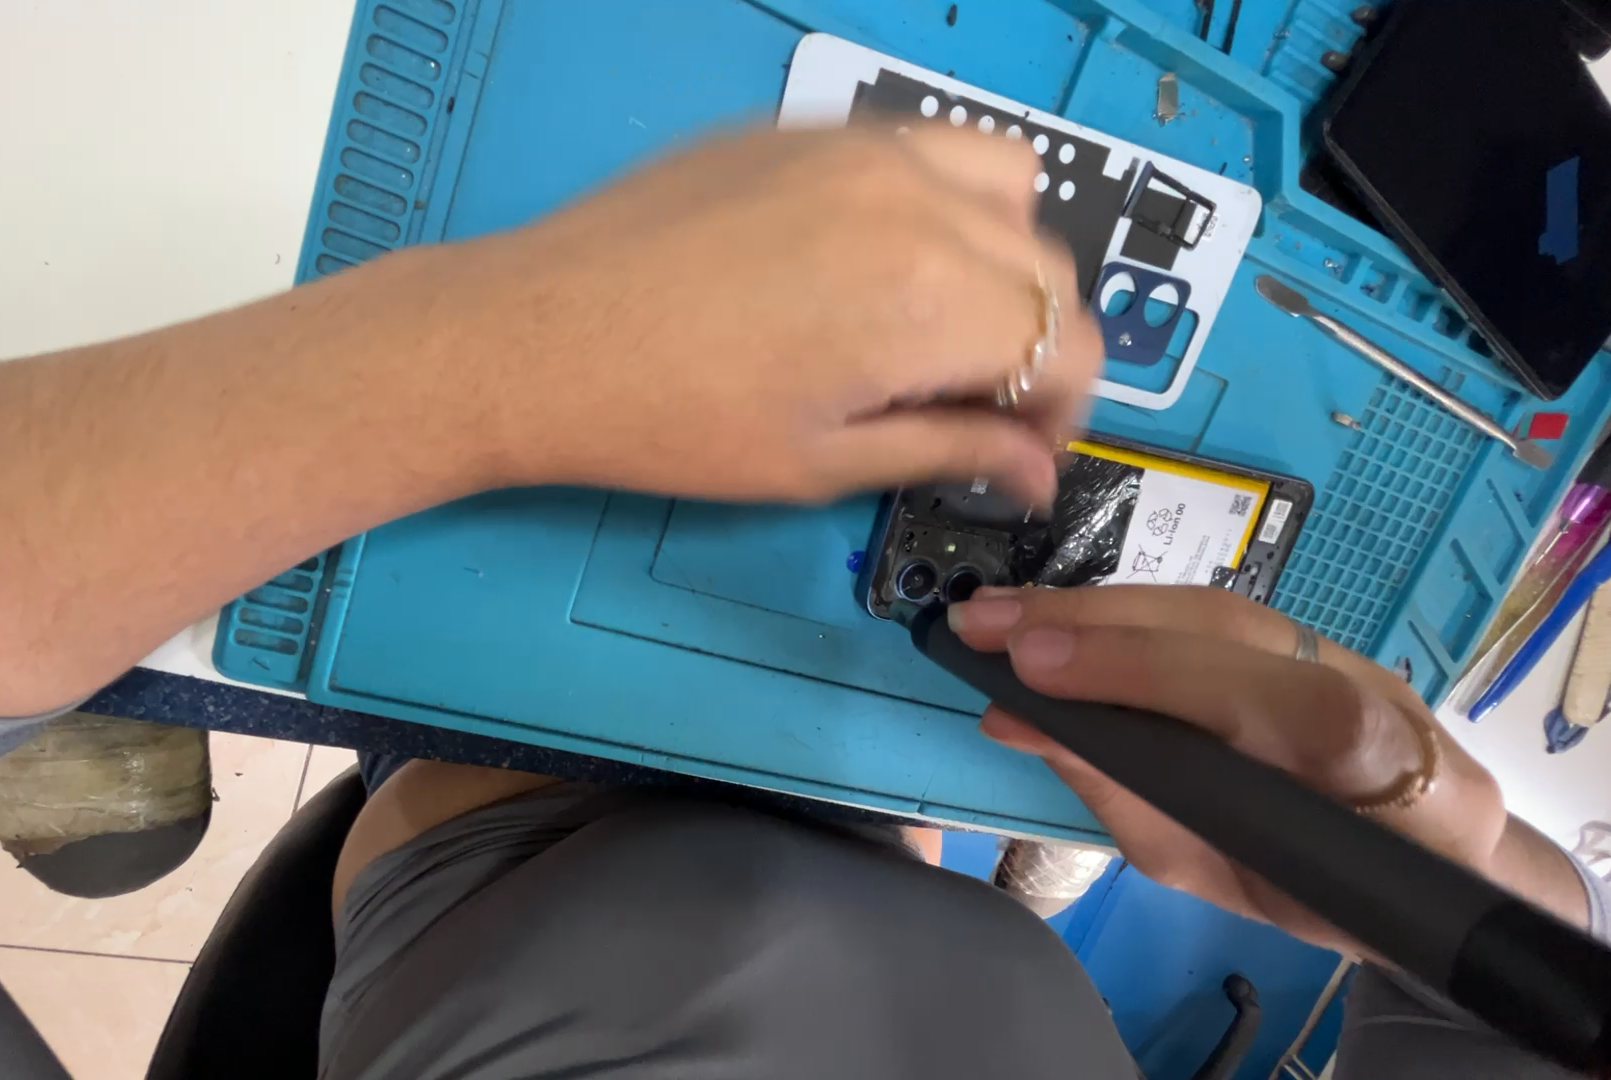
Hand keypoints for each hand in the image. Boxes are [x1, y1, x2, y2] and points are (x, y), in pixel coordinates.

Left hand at [408, 125, 1101, 504]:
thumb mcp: (822, 460)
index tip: (1024, 452)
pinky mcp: (807, 130)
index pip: (1068, 347)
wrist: (542, 339)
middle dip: (1039, 347)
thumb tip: (1034, 470)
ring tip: (942, 329)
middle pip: (1049, 268)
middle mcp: (918, 200)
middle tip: (982, 407)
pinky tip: (885, 264)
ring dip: (1004, 266)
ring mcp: (861, 147)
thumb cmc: (674, 423)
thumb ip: (946, 450)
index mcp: (930, 299)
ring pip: (1005, 189)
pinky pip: (926, 150)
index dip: (1062, 412)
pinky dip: (946, 208)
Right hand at [946, 585, 1583, 953]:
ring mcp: (1331, 646)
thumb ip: (1117, 792)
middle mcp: (1364, 686)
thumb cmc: (1305, 882)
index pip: (1266, 700)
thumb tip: (1017, 721)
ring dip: (1082, 604)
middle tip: (977, 624)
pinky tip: (1043, 612)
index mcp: (1379, 776)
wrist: (1418, 858)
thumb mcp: (1206, 868)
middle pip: (1220, 627)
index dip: (1146, 671)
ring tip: (991, 614)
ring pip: (1198, 604)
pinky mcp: (1284, 629)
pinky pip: (1187, 608)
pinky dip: (1106, 609)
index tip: (1032, 668)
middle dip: (1085, 621)